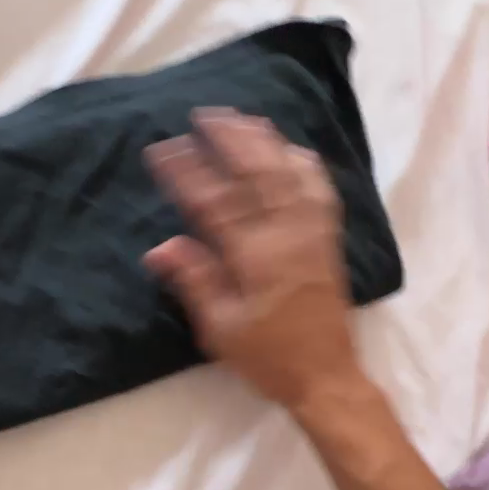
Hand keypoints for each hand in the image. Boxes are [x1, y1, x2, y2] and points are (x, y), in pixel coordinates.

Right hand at [144, 108, 370, 416]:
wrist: (325, 374)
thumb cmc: (267, 357)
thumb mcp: (221, 329)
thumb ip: (195, 282)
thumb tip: (161, 247)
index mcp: (255, 256)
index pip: (214, 202)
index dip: (188, 173)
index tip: (163, 150)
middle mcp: (287, 234)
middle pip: (256, 173)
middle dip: (228, 140)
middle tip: (203, 115)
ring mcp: (312, 232)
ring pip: (288, 173)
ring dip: (263, 142)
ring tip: (241, 119)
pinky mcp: (327, 239)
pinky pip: (318, 189)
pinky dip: (302, 164)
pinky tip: (290, 151)